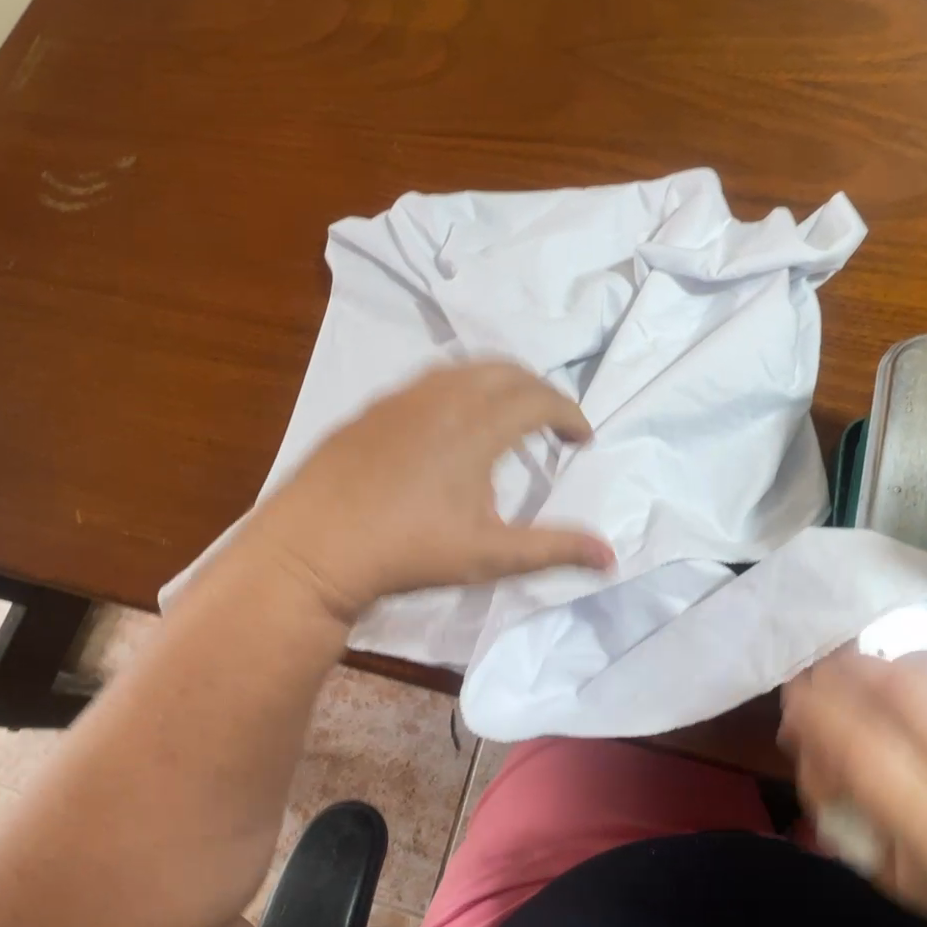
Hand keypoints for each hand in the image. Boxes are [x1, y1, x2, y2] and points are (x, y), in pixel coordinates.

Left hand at [243, 361, 615, 620]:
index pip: (538, 400)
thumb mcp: (489, 556)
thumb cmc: (408, 551)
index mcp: (477, 428)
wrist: (314, 547)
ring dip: (499, 383)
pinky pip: (430, 380)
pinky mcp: (372, 409)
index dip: (569, 414)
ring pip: (464, 368)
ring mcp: (402, 399)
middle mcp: (443, 399)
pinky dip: (460, 388)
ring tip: (508, 415)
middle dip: (539, 390)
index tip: (583, 438)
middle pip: (506, 371)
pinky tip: (451, 423)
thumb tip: (611, 557)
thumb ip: (553, 549)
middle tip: (553, 422)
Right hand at [779, 650, 926, 926]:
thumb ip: (837, 802)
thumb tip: (801, 728)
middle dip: (853, 672)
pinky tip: (926, 684)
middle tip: (825, 667)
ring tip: (875, 680)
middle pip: (910, 696)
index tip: (794, 694)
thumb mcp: (888, 871)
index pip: (865, 754)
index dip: (819, 714)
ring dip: (895, 668)